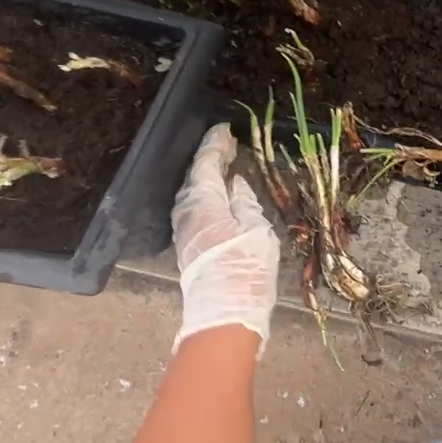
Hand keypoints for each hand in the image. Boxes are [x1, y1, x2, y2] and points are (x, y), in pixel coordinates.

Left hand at [170, 123, 280, 354]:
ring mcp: (185, 230)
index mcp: (204, 204)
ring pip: (192, 194)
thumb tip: (236, 183)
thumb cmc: (245, 268)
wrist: (225, 312)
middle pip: (195, 178)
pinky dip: (205, 193)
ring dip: (206, 176)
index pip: (205, 166)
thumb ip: (244, 202)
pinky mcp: (189, 244)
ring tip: (224, 164)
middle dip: (210, 158)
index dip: (213, 145)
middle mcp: (187, 214)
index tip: (223, 130)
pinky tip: (219, 193)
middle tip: (227, 144)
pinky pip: (194, 207)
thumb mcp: (256, 229)